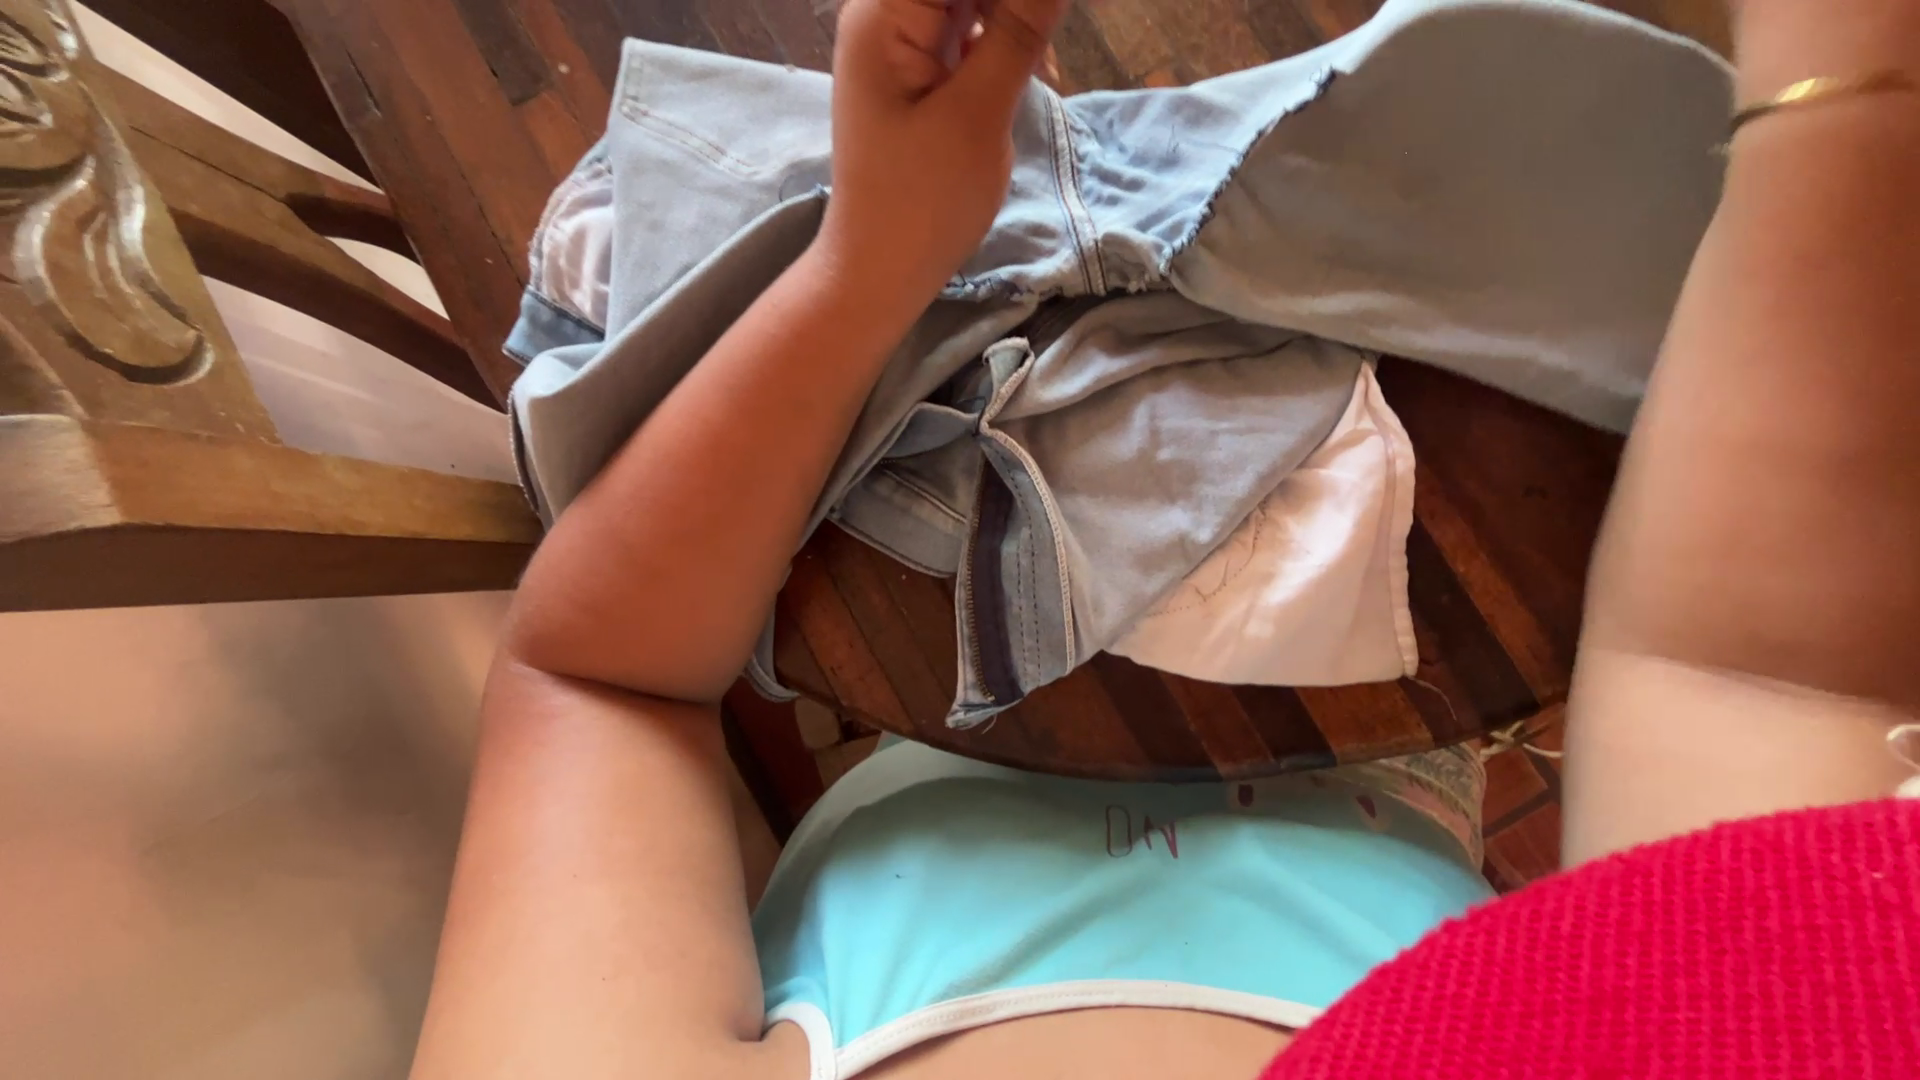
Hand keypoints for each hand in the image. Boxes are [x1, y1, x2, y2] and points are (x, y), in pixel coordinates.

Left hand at [815, 0, 1070, 312]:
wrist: (879, 273)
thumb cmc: (922, 204)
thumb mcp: (978, 114)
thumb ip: (1019, 29)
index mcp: (885, 9)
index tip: (1042, 26)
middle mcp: (884, 13)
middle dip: (1013, 11)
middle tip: (1039, 64)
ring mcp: (898, 46)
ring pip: (969, 4)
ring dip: (1010, 23)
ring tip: (1038, 67)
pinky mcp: (915, 76)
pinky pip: (964, 34)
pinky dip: (998, 45)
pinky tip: (1026, 71)